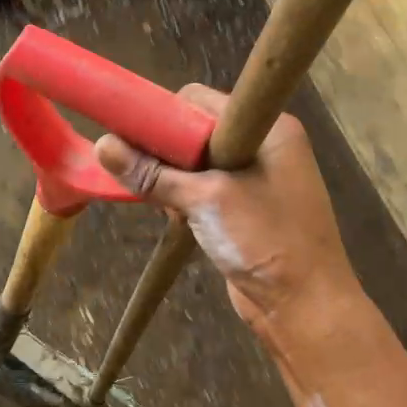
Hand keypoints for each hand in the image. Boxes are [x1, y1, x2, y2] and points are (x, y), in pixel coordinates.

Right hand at [94, 84, 359, 342]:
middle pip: (191, 130)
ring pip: (190, 162)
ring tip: (151, 197)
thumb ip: (153, 174)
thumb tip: (102, 146)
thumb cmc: (266, 241)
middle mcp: (260, 143)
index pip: (198, 100)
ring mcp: (253, 175)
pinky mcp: (242, 205)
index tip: (133, 137)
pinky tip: (168, 213)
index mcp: (265, 126)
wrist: (304, 305)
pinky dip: (178, 196)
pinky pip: (198, 187)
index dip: (163, 115)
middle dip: (160, 151)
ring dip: (166, 178)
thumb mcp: (205, 200)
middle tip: (137, 171)